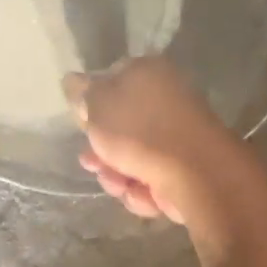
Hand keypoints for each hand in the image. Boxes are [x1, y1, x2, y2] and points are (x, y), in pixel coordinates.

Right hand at [63, 56, 236, 222]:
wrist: (194, 173)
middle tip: (92, 162)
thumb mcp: (96, 103)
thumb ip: (81, 92)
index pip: (110, 81)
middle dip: (101, 151)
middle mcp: (165, 100)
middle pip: (119, 126)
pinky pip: (151, 178)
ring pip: (131, 158)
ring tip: (119, 183)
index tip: (82, 124)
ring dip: (117, 175)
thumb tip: (72, 79)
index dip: (91, 104)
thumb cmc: (138, 130)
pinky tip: (142, 193)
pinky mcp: (184, 170)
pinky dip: (142, 189)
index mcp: (148, 73)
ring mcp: (177, 137)